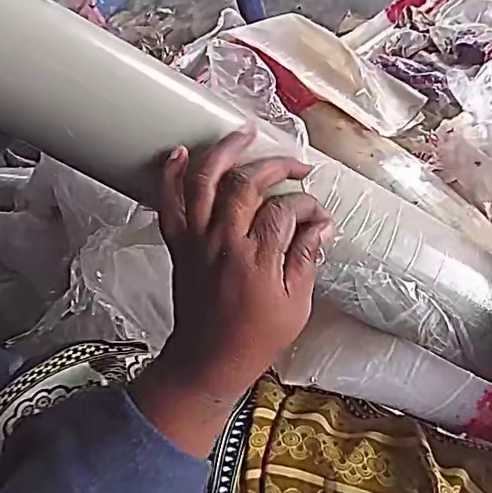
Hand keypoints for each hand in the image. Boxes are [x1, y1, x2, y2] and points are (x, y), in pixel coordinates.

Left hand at [130, 127, 333, 456]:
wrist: (207, 360)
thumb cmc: (252, 339)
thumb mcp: (295, 305)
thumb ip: (306, 259)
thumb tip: (322, 225)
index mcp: (257, 259)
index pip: (285, 211)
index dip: (306, 205)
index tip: (316, 213)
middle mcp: (223, 242)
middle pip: (247, 185)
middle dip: (276, 166)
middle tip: (296, 166)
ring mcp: (197, 240)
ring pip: (205, 182)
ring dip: (224, 152)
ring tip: (243, 133)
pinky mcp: (180, 243)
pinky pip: (169, 203)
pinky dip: (171, 176)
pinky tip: (180, 152)